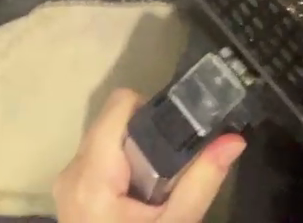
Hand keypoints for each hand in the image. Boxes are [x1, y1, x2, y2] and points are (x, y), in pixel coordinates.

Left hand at [53, 88, 244, 222]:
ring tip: (154, 187)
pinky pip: (98, 160)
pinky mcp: (70, 195)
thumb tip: (235, 139)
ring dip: (134, 153)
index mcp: (92, 173)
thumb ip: (203, 179)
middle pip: (113, 121)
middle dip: (145, 136)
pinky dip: (121, 168)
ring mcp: (67, 184)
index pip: (119, 103)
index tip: (174, 133)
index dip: (150, 107)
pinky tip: (138, 199)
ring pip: (106, 139)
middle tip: (169, 168)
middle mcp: (71, 170)